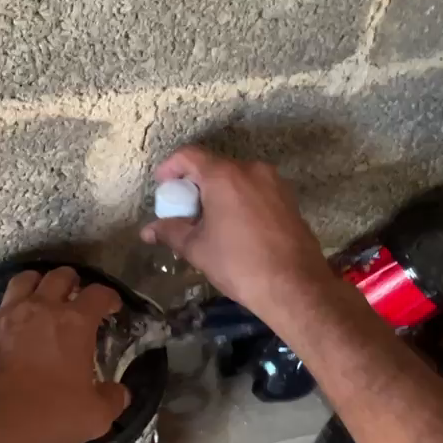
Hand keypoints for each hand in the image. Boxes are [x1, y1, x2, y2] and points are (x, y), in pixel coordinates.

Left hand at [0, 267, 130, 442]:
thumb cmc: (45, 417)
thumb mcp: (93, 417)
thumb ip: (111, 400)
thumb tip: (120, 392)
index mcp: (74, 324)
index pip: (98, 295)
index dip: (109, 297)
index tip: (112, 305)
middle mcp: (39, 309)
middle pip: (58, 278)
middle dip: (70, 280)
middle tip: (75, 291)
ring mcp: (4, 318)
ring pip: (20, 283)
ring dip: (32, 281)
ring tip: (37, 286)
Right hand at [140, 146, 343, 325]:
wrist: (295, 287)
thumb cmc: (239, 264)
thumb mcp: (197, 249)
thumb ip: (170, 232)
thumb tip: (147, 231)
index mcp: (224, 176)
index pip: (189, 155)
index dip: (170, 167)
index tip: (162, 186)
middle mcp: (251, 170)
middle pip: (214, 166)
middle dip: (194, 184)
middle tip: (182, 209)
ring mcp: (274, 183)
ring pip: (236, 178)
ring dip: (217, 192)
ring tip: (208, 221)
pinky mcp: (289, 199)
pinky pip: (255, 190)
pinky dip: (238, 200)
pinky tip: (234, 227)